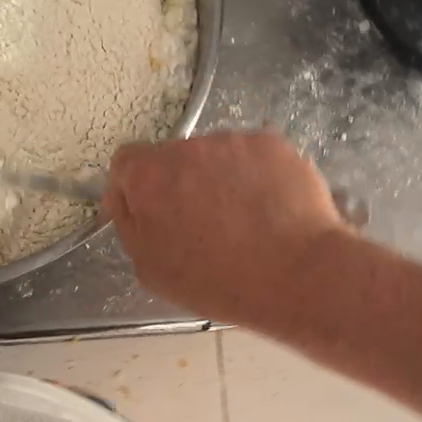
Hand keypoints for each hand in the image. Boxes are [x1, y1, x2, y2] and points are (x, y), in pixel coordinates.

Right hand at [106, 132, 349, 324]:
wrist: (296, 274)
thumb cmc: (219, 281)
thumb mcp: (152, 268)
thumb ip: (130, 223)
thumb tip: (125, 198)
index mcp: (147, 177)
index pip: (127, 163)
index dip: (139, 187)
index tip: (157, 211)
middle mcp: (186, 147)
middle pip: (175, 158)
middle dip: (185, 183)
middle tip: (208, 224)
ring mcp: (232, 141)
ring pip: (218, 155)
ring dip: (224, 178)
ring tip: (248, 220)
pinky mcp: (271, 142)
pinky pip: (255, 155)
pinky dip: (260, 175)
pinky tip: (272, 209)